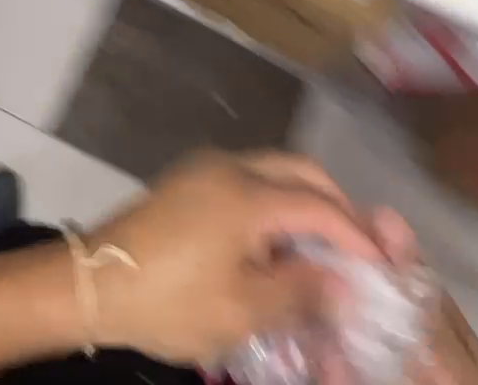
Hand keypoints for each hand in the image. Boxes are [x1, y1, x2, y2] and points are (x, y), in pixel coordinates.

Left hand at [80, 150, 399, 366]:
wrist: (93, 281)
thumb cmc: (170, 299)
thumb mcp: (243, 310)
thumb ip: (302, 291)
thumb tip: (344, 282)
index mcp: (245, 194)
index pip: (319, 204)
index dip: (358, 235)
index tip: (384, 266)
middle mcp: (227, 166)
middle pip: (298, 169)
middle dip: (335, 204)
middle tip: (358, 249)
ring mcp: (202, 168)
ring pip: (270, 169)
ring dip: (301, 200)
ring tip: (322, 251)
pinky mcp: (185, 180)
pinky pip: (244, 179)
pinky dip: (271, 202)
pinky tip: (276, 243)